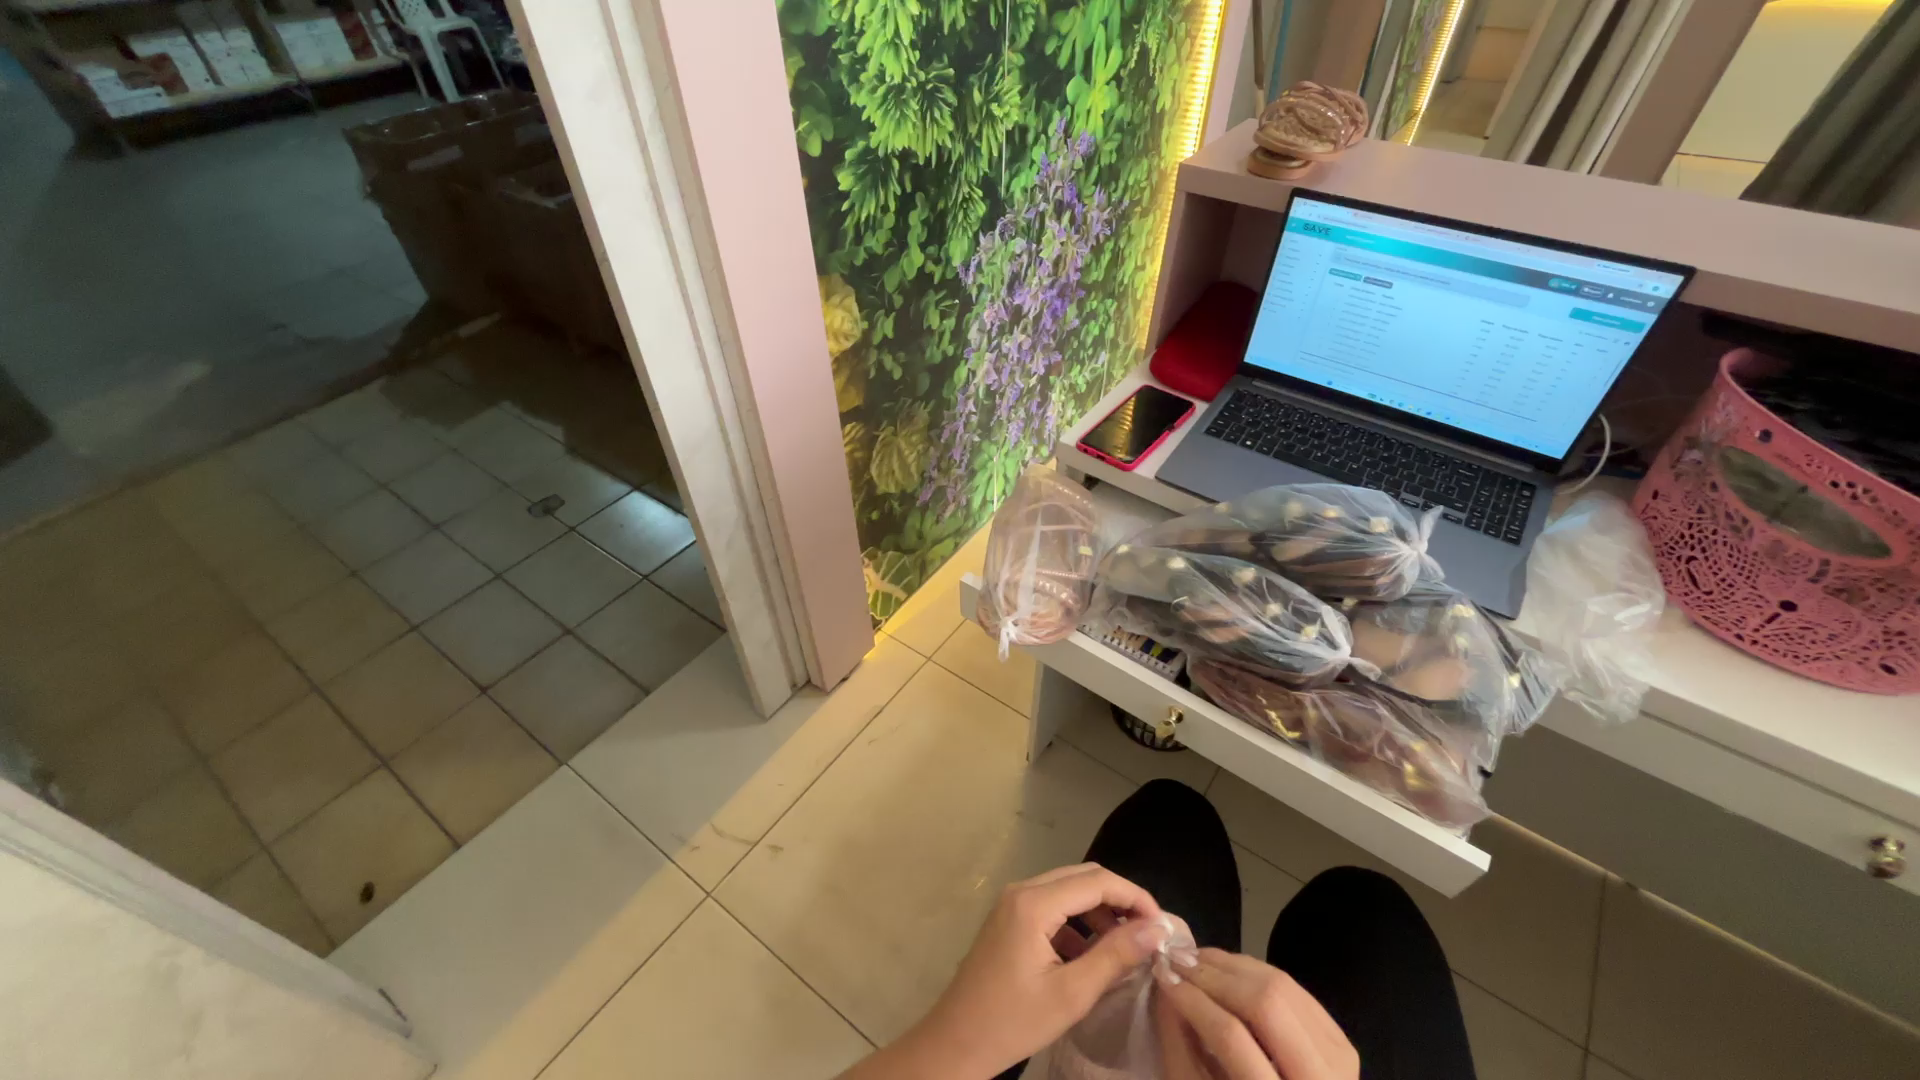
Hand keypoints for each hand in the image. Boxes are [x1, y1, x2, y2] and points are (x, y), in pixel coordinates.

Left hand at [900, 863, 1169, 1078]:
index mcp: (1034, 903)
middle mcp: (1021, 890)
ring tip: (1125, 948)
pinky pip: (1053, 906)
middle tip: (1149, 934)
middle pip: (1083, 877)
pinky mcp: (1010, 918)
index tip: (1162, 926)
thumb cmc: (1013, 1021)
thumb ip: (1115, 955)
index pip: (1097, 881)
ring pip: (1068, 890)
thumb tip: (1156, 928)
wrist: (956, 1042)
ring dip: (1100, 911)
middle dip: (1120, 900)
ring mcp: (1012, 902)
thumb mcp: (1072, 993)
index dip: (1134, 897)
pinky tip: (1091, 955)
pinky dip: (1078, 922)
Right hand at [1154, 948, 1358, 1079]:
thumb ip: (1181, 1046)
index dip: (1194, 1001)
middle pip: (1264, 1003)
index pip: (1233, 1038)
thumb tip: (1167, 986)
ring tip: (1194, 958)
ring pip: (1281, 986)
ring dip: (1231, 965)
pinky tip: (1225, 969)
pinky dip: (1254, 972)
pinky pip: (1294, 988)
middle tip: (1175, 959)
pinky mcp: (1342, 1040)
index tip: (1162, 976)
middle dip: (1213, 975)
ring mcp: (1340, 1058)